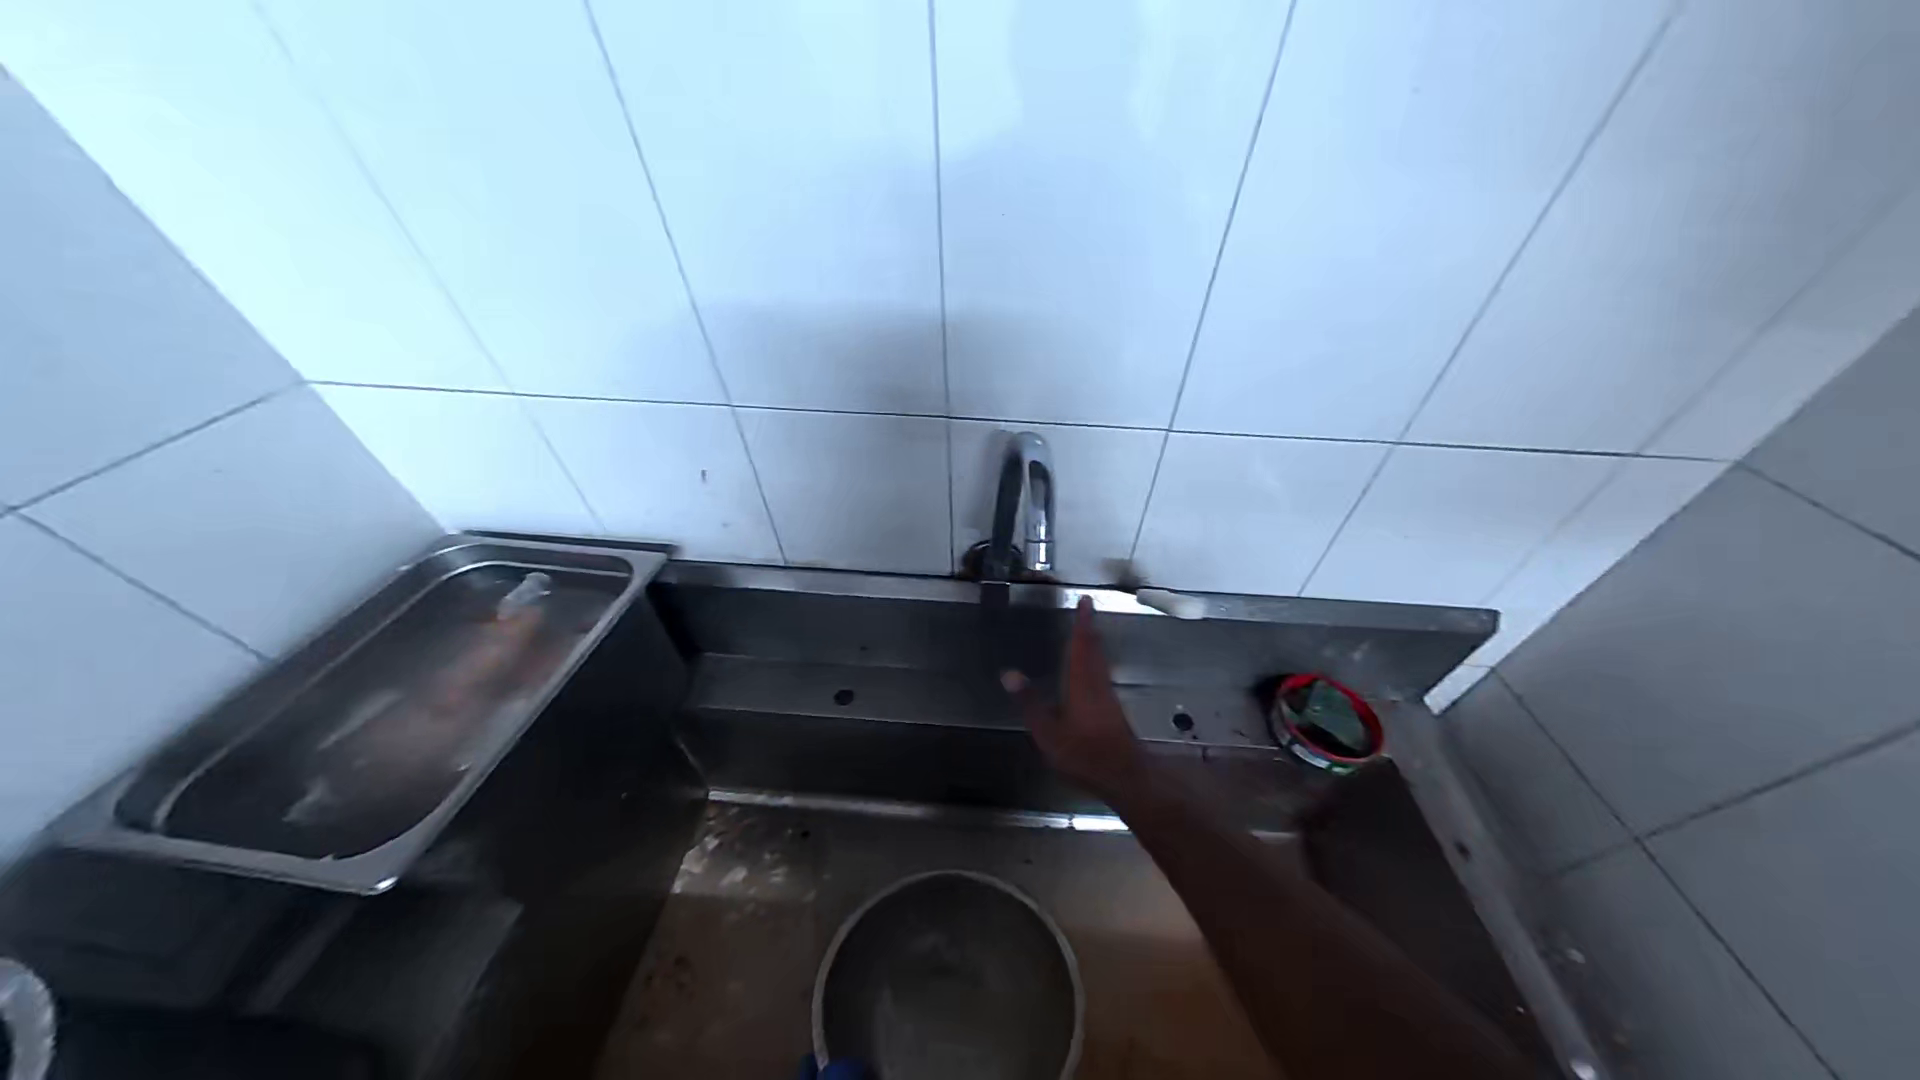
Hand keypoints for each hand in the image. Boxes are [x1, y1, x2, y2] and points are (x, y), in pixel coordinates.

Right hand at [1003, 596, 1144, 798]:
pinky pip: (1102, 675)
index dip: (1082, 623)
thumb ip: (1030, 702)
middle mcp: (1098, 684)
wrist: (1124, 776)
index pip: (1081, 645)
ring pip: (1100, 663)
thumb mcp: (1048, 731)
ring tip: (1086, 634)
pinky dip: (1095, 663)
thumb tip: (1009, 673)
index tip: (1085, 601)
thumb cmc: (1084, 753)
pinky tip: (1090, 671)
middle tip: (1086, 611)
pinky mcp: (1113, 710)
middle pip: (1094, 650)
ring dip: (1093, 645)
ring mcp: (1108, 697)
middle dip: (1088, 630)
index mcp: (1082, 683)